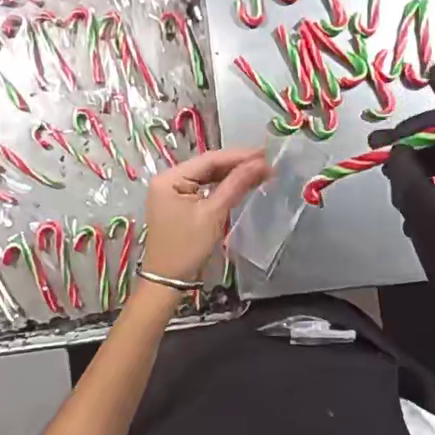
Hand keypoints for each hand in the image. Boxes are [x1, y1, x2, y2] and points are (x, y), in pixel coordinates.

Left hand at [139, 148, 268, 280]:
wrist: (167, 281)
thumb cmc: (187, 247)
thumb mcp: (213, 214)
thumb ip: (236, 185)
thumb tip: (261, 163)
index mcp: (169, 178)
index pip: (208, 159)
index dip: (238, 156)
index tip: (265, 153)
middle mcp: (167, 180)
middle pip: (207, 167)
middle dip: (236, 165)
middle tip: (267, 162)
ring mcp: (171, 193)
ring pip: (206, 178)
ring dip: (231, 176)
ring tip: (260, 172)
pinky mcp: (178, 205)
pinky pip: (203, 190)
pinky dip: (221, 188)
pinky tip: (241, 185)